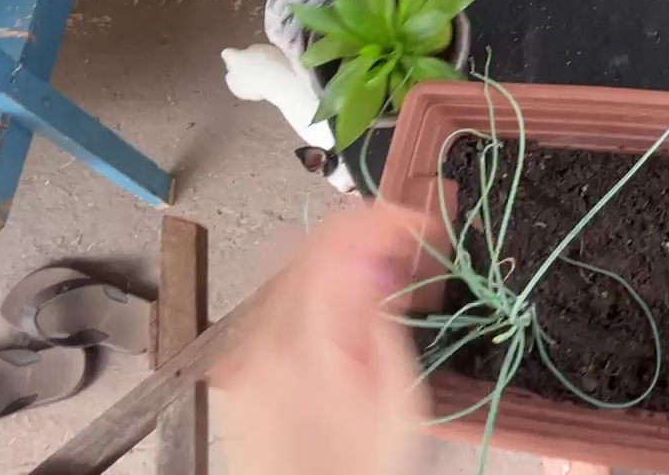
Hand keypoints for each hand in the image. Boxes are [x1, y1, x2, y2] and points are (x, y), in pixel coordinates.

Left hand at [217, 203, 429, 474]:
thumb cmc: (364, 473)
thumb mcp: (396, 399)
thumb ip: (381, 320)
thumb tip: (377, 259)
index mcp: (302, 345)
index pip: (335, 243)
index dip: (383, 218)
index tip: (422, 222)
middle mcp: (261, 340)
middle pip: (311, 246)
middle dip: (368, 228)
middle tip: (415, 239)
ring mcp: (247, 352)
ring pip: (298, 267)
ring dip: (349, 251)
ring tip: (395, 262)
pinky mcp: (246, 366)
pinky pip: (288, 297)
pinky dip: (327, 280)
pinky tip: (358, 294)